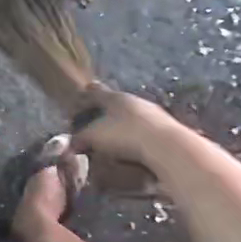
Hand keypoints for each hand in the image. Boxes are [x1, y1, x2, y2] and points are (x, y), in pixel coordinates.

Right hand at [71, 84, 188, 167]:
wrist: (168, 147)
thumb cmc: (125, 135)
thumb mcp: (94, 137)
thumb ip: (80, 138)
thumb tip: (72, 143)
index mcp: (114, 96)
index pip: (93, 92)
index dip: (82, 100)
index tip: (75, 110)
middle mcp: (133, 100)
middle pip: (112, 103)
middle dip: (101, 114)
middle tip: (91, 128)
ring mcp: (152, 112)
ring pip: (129, 116)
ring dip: (119, 126)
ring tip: (111, 142)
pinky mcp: (165, 128)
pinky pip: (143, 130)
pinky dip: (134, 137)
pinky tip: (131, 150)